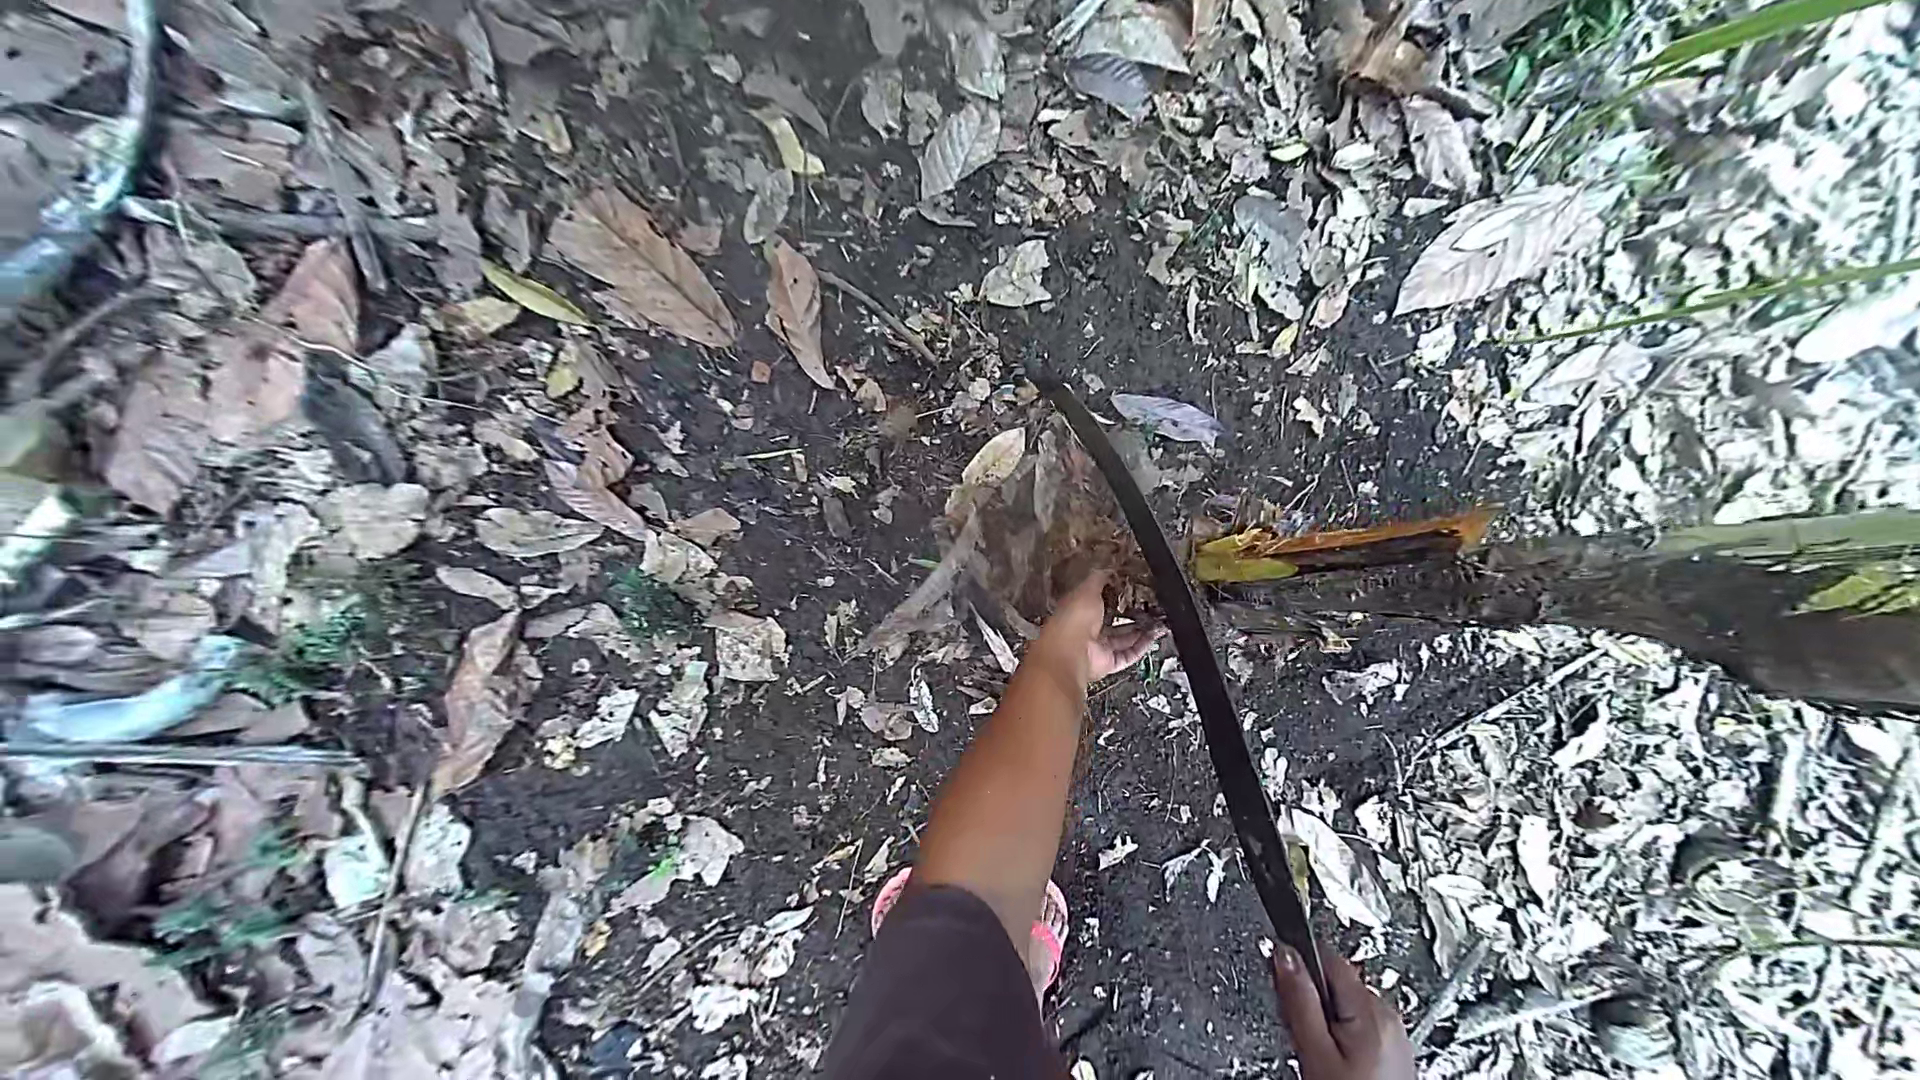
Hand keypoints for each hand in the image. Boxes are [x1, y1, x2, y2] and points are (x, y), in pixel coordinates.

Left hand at [1040, 572, 1163, 684]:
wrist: (1071, 650)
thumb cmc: (1074, 618)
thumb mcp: (1088, 589)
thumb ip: (1099, 579)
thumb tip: (1107, 569)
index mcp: (1079, 610)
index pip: (1099, 602)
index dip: (1115, 597)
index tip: (1132, 591)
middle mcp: (1087, 630)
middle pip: (1113, 622)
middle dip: (1131, 616)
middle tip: (1148, 609)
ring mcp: (1097, 647)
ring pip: (1123, 639)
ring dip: (1139, 632)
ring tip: (1155, 622)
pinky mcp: (1107, 662)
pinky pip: (1127, 655)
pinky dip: (1140, 648)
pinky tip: (1152, 637)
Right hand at [1271, 946, 1414, 1079]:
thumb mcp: (1314, 1051)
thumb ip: (1298, 997)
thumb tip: (1283, 952)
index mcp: (1370, 1009)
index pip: (1325, 956)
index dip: (1298, 963)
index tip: (1280, 979)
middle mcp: (1387, 1014)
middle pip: (1334, 978)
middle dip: (1310, 994)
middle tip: (1299, 1026)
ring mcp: (1394, 1032)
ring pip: (1343, 1000)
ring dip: (1324, 1013)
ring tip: (1318, 1048)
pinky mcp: (1393, 1048)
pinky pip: (1358, 1020)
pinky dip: (1340, 1029)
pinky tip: (1335, 1058)